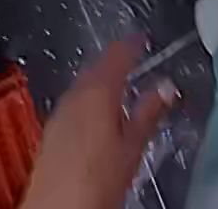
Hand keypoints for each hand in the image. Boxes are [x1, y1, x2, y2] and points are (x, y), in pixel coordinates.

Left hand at [21, 40, 176, 208]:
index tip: (143, 39)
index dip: (132, 44)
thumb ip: (148, 114)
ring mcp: (61, 109)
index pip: (117, 54)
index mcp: (99, 89)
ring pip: (85, 84)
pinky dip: (89, 99)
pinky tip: (98, 117)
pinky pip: (74, 101)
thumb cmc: (99, 179)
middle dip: (117, 63)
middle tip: (135, 64)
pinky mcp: (52, 128)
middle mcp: (76, 92)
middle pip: (99, 66)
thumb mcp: (132, 148)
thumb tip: (165, 88)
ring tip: (121, 91)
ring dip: (102, 82)